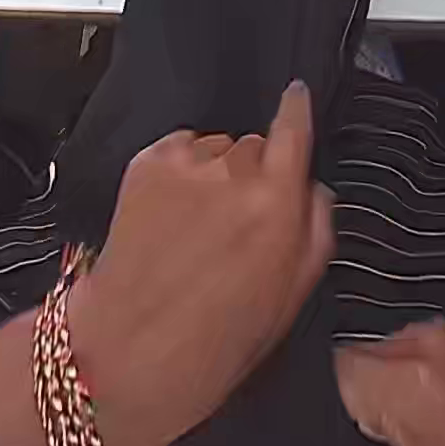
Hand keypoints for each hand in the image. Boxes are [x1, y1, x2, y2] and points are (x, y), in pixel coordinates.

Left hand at [68, 83, 334, 445]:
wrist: (129, 352)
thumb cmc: (217, 338)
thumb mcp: (291, 295)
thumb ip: (315, 226)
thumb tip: (312, 184)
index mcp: (276, 203)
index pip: (294, 127)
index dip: (297, 106)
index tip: (296, 93)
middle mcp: (234, 173)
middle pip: (254, 145)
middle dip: (252, 172)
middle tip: (233, 218)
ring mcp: (187, 164)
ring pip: (216, 147)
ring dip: (214, 171)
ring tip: (195, 222)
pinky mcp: (148, 162)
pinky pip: (181, 148)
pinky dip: (181, 169)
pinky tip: (171, 212)